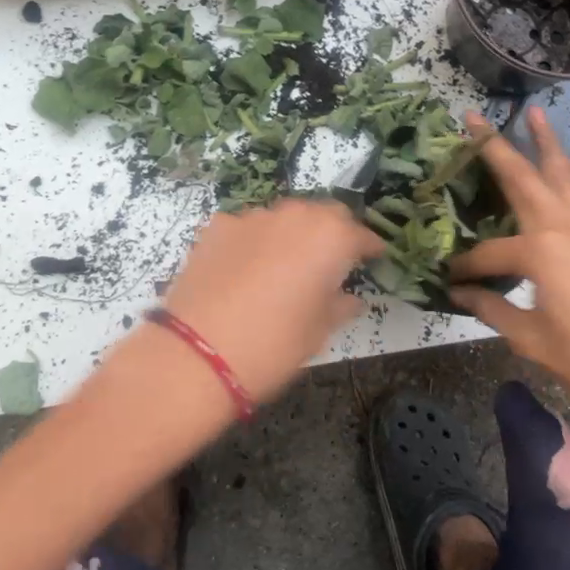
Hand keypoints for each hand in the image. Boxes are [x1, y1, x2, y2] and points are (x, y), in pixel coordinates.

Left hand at [161, 199, 382, 401]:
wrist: (196, 355)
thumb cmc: (272, 347)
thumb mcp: (317, 333)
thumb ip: (339, 306)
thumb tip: (350, 298)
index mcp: (330, 238)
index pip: (360, 234)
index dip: (368, 247)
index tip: (373, 258)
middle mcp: (295, 216)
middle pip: (322, 214)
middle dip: (332, 233)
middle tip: (331, 262)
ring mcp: (252, 218)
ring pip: (283, 218)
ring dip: (291, 235)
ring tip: (285, 268)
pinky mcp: (217, 227)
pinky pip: (247, 228)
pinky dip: (254, 242)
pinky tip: (246, 271)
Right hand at [449, 109, 569, 461]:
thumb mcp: (534, 341)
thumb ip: (494, 311)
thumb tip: (461, 294)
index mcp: (539, 252)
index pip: (488, 253)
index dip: (466, 268)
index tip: (449, 280)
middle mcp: (565, 225)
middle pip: (525, 178)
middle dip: (495, 147)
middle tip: (473, 116)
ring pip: (566, 172)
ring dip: (547, 143)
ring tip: (534, 114)